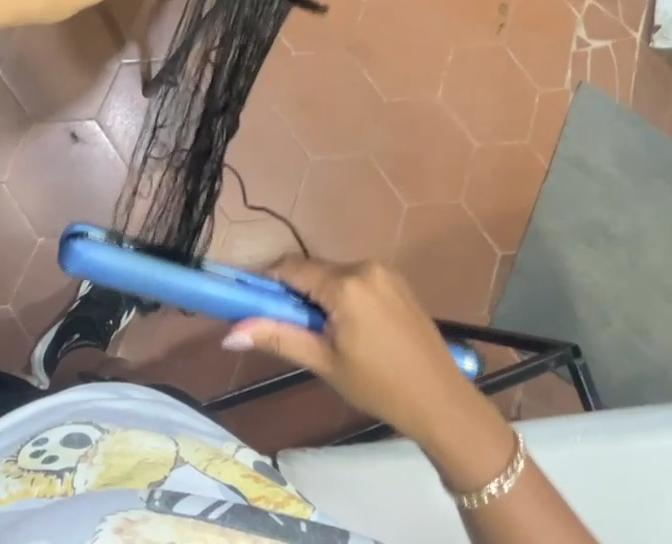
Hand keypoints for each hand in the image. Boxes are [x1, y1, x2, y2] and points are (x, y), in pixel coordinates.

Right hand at [222, 257, 477, 442]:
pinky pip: (356, 281)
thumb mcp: (324, 362)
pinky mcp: (398, 284)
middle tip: (287, 327)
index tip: (250, 301)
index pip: (291, 268)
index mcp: (345, 285)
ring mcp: (385, 273)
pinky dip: (341, 296)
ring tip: (320, 333)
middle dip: (294, 293)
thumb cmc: (379, 386)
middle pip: (313, 271)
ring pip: (334, 276)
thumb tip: (228, 334)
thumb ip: (276, 337)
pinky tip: (347, 329)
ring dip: (318, 295)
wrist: (443, 404)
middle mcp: (364, 267)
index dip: (266, 281)